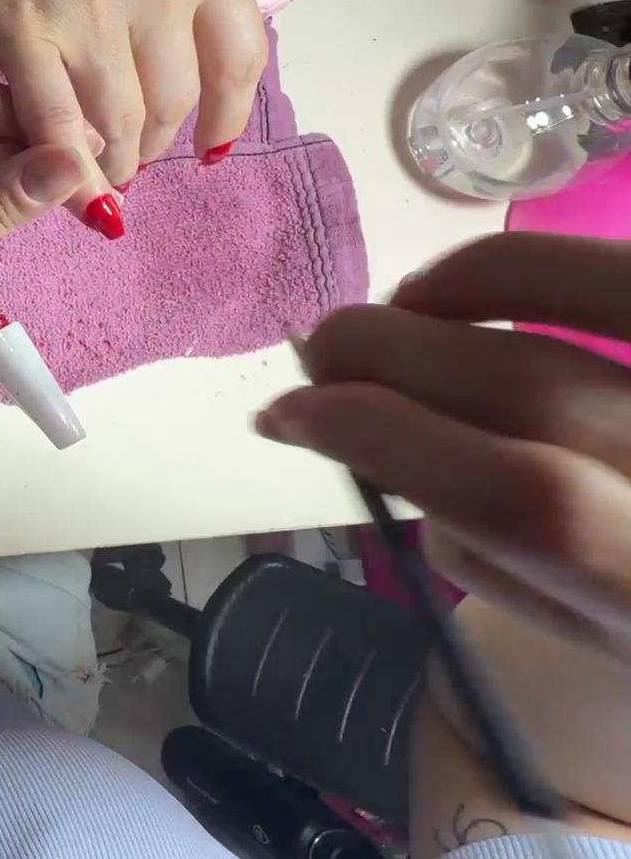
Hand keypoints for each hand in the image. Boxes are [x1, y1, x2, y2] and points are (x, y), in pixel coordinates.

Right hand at [258, 233, 630, 663]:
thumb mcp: (579, 618)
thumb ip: (475, 544)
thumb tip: (345, 425)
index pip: (524, 498)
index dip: (375, 434)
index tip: (282, 415)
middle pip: (526, 384)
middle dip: (373, 352)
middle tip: (319, 357)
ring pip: (581, 297)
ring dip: (435, 297)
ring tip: (395, 314)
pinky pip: (612, 273)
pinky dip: (507, 263)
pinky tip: (453, 285)